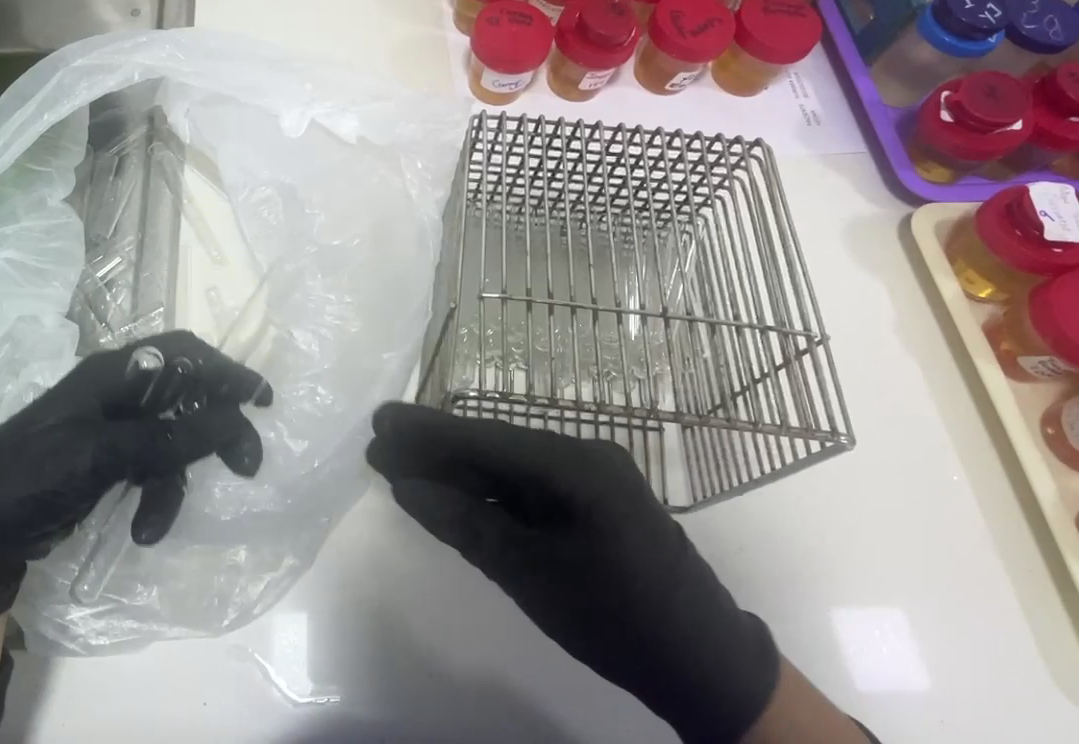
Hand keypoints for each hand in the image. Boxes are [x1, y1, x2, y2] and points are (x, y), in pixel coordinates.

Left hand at [0, 331, 272, 616]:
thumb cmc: (28, 478)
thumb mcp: (100, 455)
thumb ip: (166, 437)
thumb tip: (230, 416)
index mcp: (112, 374)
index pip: (183, 355)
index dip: (225, 371)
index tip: (260, 400)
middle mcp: (117, 394)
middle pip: (185, 398)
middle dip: (215, 430)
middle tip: (246, 463)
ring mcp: (112, 431)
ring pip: (172, 442)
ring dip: (176, 482)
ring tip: (159, 525)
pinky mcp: (107, 464)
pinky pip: (151, 471)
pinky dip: (155, 499)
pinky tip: (144, 532)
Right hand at [367, 403, 780, 743]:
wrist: (700, 658)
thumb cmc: (615, 617)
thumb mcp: (530, 576)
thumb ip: (467, 525)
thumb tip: (406, 486)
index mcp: (575, 464)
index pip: (484, 440)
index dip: (428, 431)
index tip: (380, 421)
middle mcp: (583, 455)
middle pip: (493, 447)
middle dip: (435, 447)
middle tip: (378, 440)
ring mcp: (590, 477)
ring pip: (509, 466)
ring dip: (458, 469)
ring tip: (400, 465)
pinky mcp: (592, 500)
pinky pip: (529, 486)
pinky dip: (488, 491)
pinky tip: (452, 490)